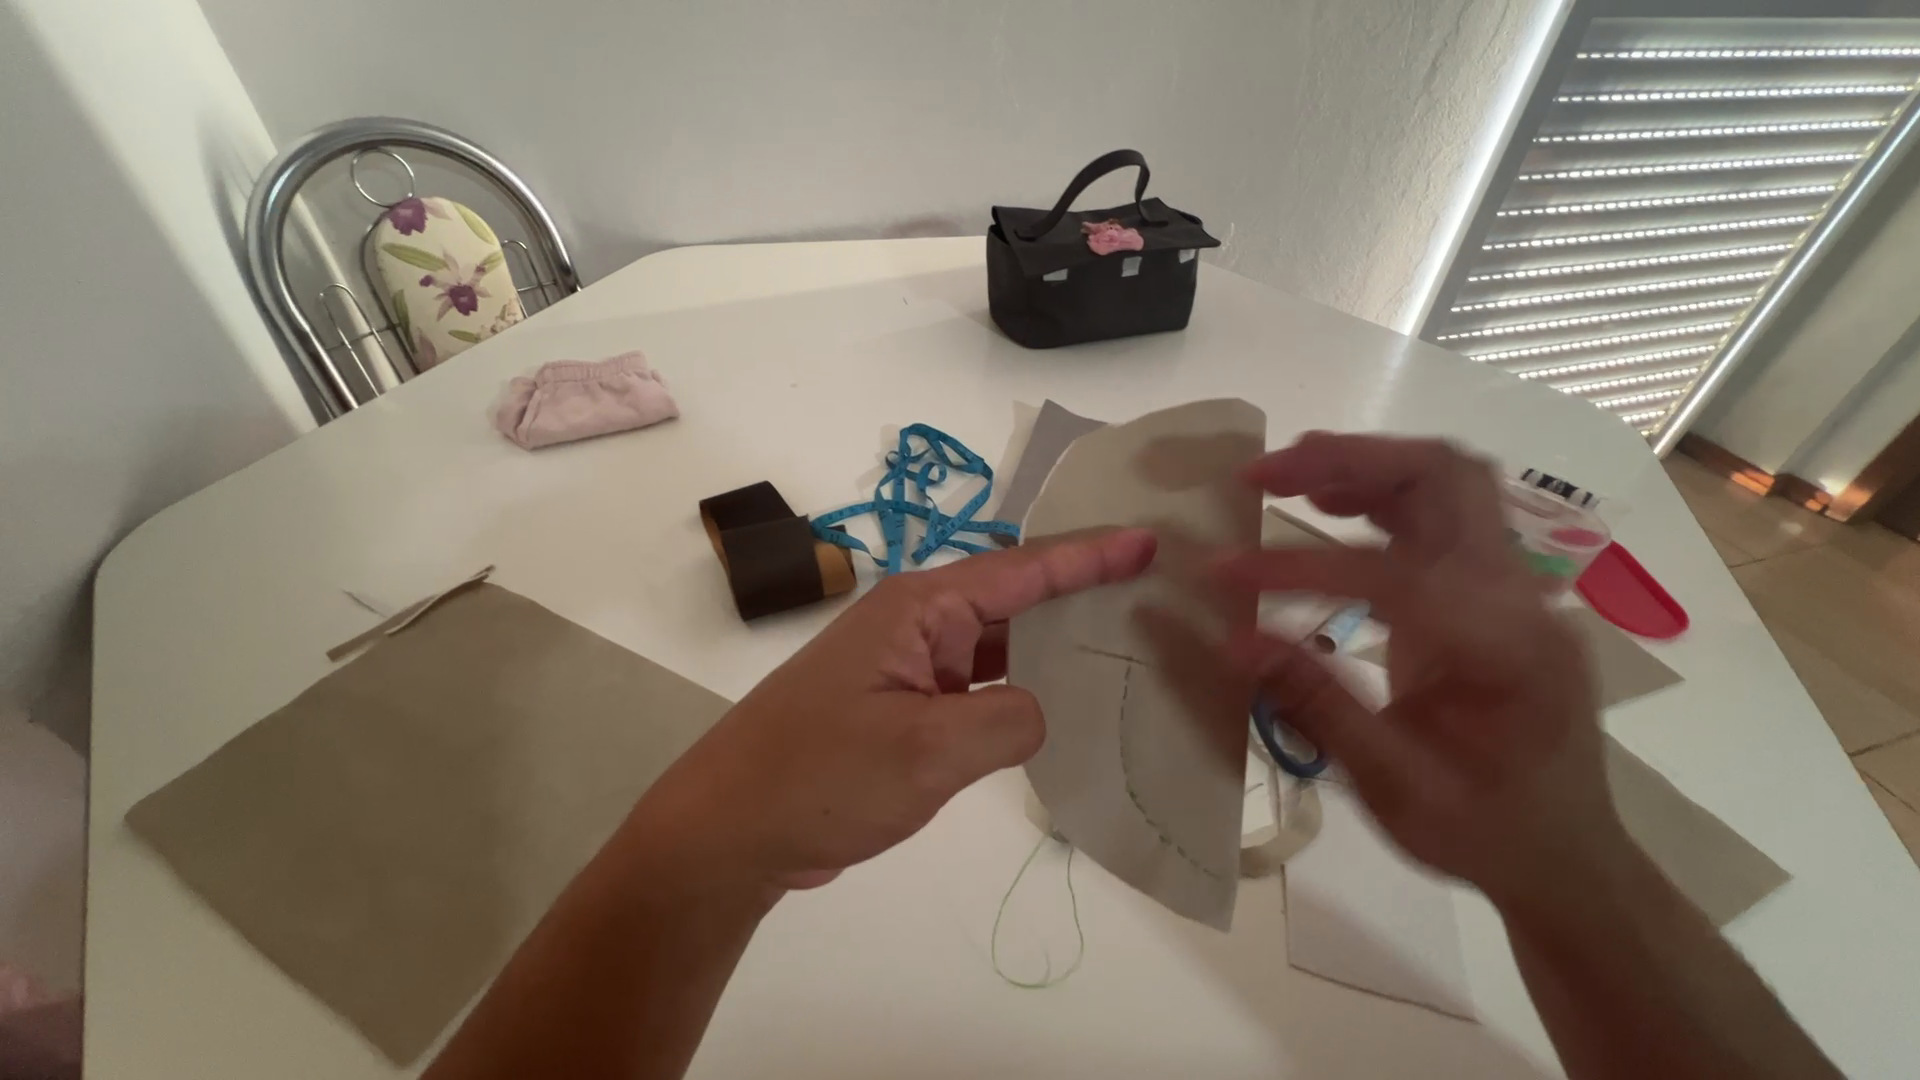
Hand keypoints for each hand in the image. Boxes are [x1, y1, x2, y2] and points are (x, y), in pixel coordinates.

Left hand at [640, 529, 1157, 891]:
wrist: (731, 829)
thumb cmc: (820, 776)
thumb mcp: (925, 751)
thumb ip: (1006, 721)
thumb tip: (1035, 710)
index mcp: (921, 608)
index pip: (1022, 569)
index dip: (1089, 556)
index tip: (1147, 543)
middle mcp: (918, 624)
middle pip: (1014, 599)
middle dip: (1080, 594)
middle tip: (1153, 594)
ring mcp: (909, 668)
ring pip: (998, 647)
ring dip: (1053, 649)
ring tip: (1125, 649)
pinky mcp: (904, 710)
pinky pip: (977, 689)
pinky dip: (1018, 695)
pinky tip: (1060, 713)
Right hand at [1215, 433, 1625, 907]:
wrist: (1568, 857)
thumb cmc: (1484, 830)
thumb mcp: (1393, 785)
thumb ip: (1315, 703)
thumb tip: (1234, 641)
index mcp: (1503, 647)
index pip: (1390, 574)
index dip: (1296, 567)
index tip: (1222, 571)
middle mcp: (1520, 597)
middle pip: (1445, 479)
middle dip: (1349, 461)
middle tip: (1263, 473)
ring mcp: (1515, 588)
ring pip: (1447, 483)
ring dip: (1364, 466)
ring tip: (1285, 475)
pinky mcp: (1496, 593)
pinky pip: (1443, 515)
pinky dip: (1382, 494)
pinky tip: (1330, 507)